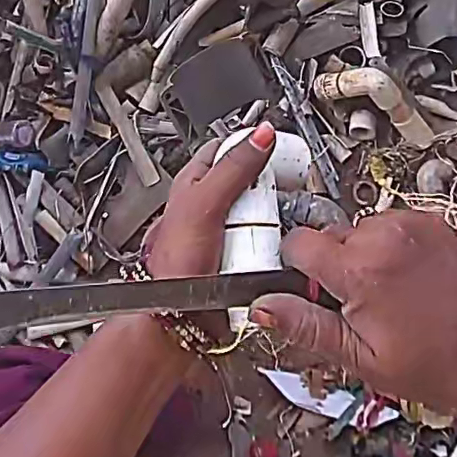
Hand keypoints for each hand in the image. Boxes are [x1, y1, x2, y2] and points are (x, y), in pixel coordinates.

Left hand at [143, 123, 274, 279]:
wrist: (181, 322)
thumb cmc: (174, 266)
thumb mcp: (205, 203)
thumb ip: (234, 167)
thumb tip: (260, 134)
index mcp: (193, 182)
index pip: (226, 147)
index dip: (250, 143)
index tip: (277, 144)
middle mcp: (209, 206)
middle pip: (250, 181)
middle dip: (268, 186)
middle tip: (283, 189)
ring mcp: (225, 232)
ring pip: (260, 213)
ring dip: (273, 218)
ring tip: (278, 223)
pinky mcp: (240, 257)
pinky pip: (266, 242)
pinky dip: (274, 243)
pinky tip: (277, 246)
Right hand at [249, 211, 456, 417]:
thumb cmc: (431, 362)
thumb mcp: (358, 356)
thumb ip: (305, 325)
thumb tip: (262, 307)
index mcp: (359, 270)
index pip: (298, 242)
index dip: (298, 266)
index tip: (311, 285)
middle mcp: (381, 236)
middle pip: (329, 235)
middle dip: (335, 263)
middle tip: (360, 299)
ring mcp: (406, 224)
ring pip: (357, 229)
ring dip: (362, 252)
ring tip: (387, 288)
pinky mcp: (425, 220)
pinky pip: (386, 224)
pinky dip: (387, 244)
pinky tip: (405, 274)